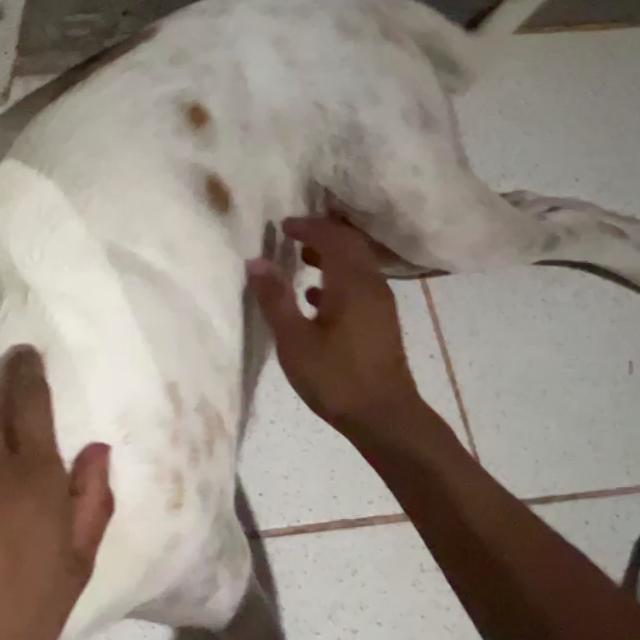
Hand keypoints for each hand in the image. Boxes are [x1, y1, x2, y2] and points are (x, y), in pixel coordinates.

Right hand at [248, 218, 430, 439]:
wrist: (383, 415)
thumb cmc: (334, 378)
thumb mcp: (294, 340)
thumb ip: (275, 299)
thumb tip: (256, 262)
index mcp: (351, 283)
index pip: (332, 239)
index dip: (308, 227)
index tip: (282, 225)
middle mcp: (371, 285)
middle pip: (350, 246)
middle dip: (322, 236)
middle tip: (291, 236)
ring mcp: (380, 304)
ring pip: (356, 266)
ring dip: (330, 257)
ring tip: (300, 262)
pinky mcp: (380, 322)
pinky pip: (359, 286)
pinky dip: (337, 280)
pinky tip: (316, 298)